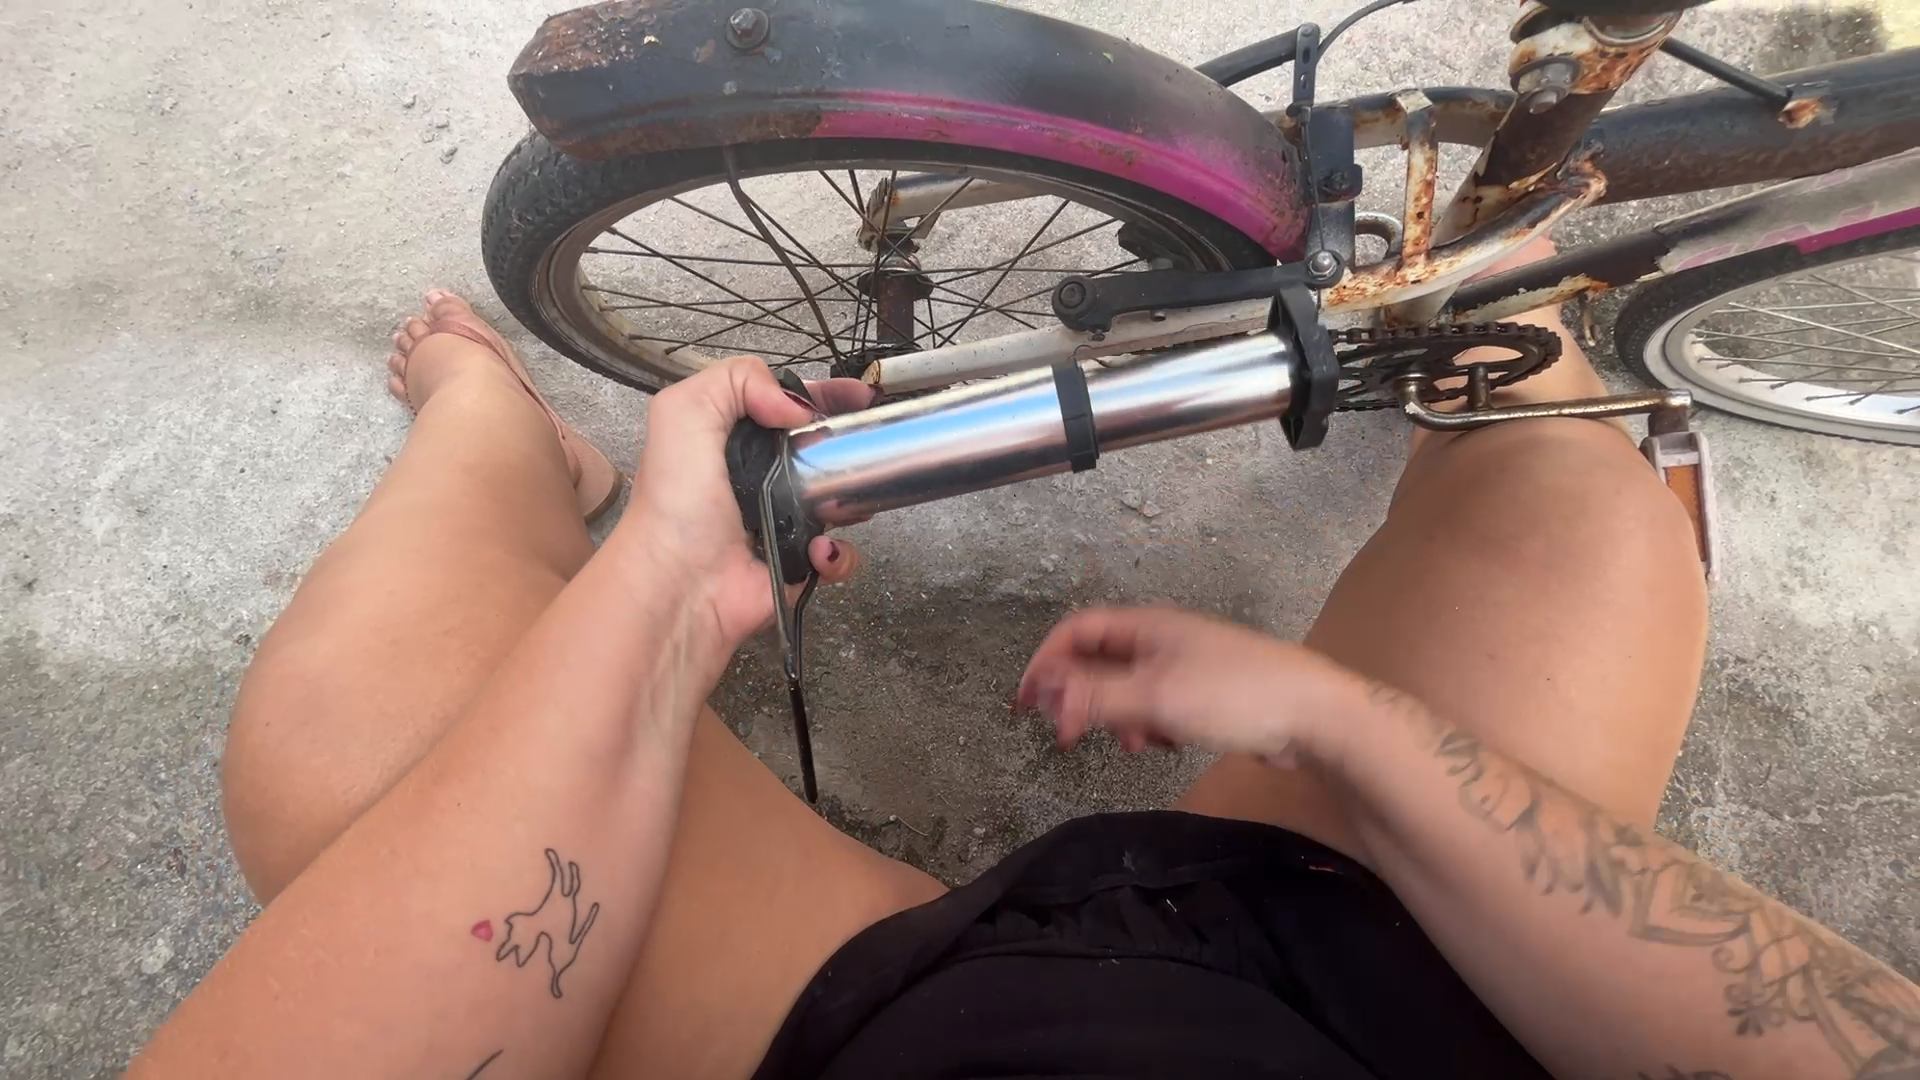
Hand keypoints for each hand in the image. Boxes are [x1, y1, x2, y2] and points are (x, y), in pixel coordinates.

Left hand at [617, 356, 874, 647]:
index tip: (861, 397)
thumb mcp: (684, 413)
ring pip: (842, 503)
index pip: (791, 407)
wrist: (679, 583)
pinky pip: (837, 556)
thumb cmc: (675, 503)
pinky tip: (817, 549)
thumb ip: (737, 379)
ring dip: (854, 501)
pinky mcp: (799, 564)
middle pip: (826, 451)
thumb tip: (797, 406)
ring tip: (851, 501)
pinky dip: (836, 554)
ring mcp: (786, 522)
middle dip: (855, 447)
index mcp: (738, 440)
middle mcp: (764, 478)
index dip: (826, 397)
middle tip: (875, 445)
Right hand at [1016, 607, 1371, 765]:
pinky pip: (1153, 704)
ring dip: (1114, 716)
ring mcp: (1181, 664)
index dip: (1044, 662)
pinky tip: (1158, 745)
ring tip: (1126, 745)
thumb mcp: (1155, 696)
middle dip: (1078, 696)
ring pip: (1124, 686)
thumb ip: (1095, 695)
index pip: (1075, 631)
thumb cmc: (1233, 695)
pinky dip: (1145, 724)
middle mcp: (1158, 638)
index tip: (1026, 701)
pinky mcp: (1200, 691)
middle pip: (1097, 660)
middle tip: (1067, 733)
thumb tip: (1044, 692)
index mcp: (1144, 625)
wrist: (1315, 715)